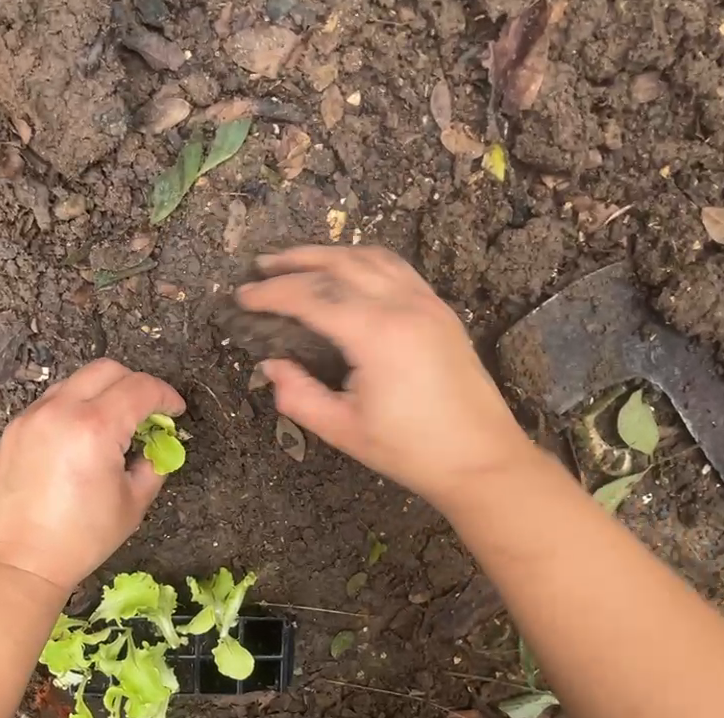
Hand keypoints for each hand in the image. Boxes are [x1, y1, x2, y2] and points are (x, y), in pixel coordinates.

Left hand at [0, 359, 185, 595]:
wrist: (18, 562)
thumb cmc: (79, 540)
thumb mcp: (132, 505)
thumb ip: (151, 466)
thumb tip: (154, 450)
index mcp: (94, 429)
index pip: (140, 389)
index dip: (165, 396)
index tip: (174, 410)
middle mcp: (60, 412)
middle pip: (107, 370)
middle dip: (134, 385)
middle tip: (147, 414)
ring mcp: (31, 418)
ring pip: (75, 383)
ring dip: (101, 395)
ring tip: (112, 429)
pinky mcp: (13, 430)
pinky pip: (51, 404)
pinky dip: (73, 410)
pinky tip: (80, 442)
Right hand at [234, 246, 537, 508]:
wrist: (480, 458)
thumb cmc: (409, 450)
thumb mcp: (342, 429)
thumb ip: (298, 395)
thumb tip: (271, 366)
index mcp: (377, 334)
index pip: (312, 297)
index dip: (272, 293)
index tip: (242, 296)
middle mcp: (404, 306)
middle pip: (340, 264)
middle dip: (296, 261)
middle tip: (261, 267)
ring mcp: (427, 303)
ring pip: (370, 257)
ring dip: (329, 254)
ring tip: (296, 261)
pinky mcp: (440, 310)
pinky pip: (395, 268)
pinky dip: (362, 261)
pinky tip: (345, 271)